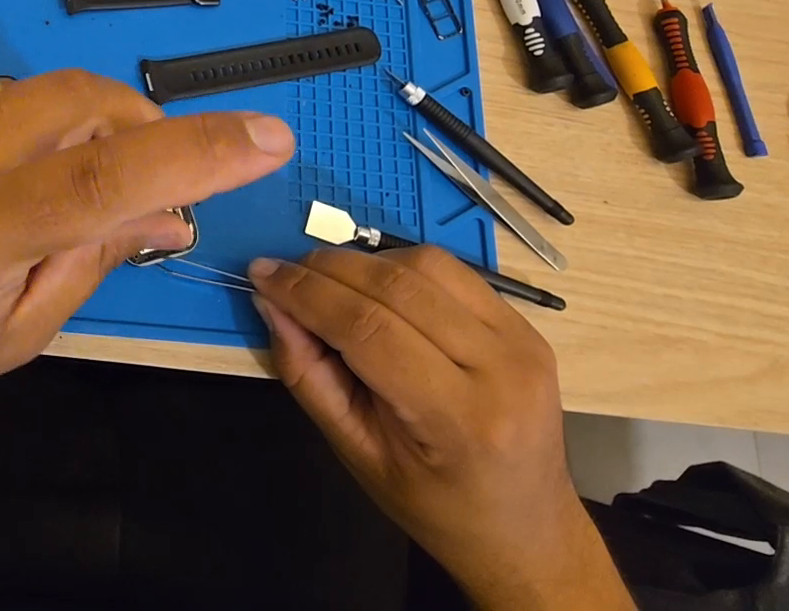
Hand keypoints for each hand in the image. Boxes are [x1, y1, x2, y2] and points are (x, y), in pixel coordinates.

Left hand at [0, 70, 295, 450]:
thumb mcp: (12, 333)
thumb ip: (94, 259)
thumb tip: (169, 216)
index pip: (112, 175)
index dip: (200, 152)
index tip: (266, 138)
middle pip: (85, 98)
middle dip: (146, 123)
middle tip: (159, 176)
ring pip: (46, 89)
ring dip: (95, 123)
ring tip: (87, 182)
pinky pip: (4, 97)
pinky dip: (43, 123)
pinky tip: (29, 170)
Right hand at [250, 246, 632, 610]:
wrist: (526, 529)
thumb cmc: (432, 503)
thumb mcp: (354, 450)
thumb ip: (307, 372)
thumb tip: (271, 302)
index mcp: (459, 419)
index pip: (368, 328)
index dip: (306, 293)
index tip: (261, 274)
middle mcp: (502, 369)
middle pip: (396, 286)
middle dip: (325, 268)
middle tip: (282, 272)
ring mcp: (522, 340)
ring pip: (424, 264)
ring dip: (362, 260)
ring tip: (324, 280)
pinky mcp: (526, 324)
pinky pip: (450, 270)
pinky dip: (398, 264)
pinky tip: (373, 285)